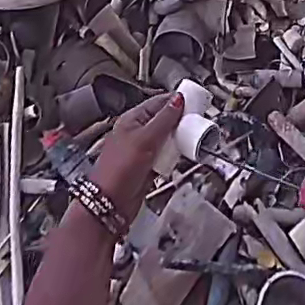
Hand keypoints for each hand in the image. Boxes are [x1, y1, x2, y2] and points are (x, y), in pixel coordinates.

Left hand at [88, 92, 182, 220]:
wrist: (111, 205)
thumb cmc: (118, 170)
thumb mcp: (145, 138)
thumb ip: (164, 119)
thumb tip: (177, 99)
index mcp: (131, 120)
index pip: (157, 103)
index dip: (175, 101)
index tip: (193, 102)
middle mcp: (136, 133)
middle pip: (163, 121)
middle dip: (179, 122)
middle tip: (194, 122)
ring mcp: (142, 151)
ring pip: (166, 139)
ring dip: (177, 140)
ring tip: (188, 138)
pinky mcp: (148, 167)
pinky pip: (166, 156)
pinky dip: (173, 156)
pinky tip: (180, 156)